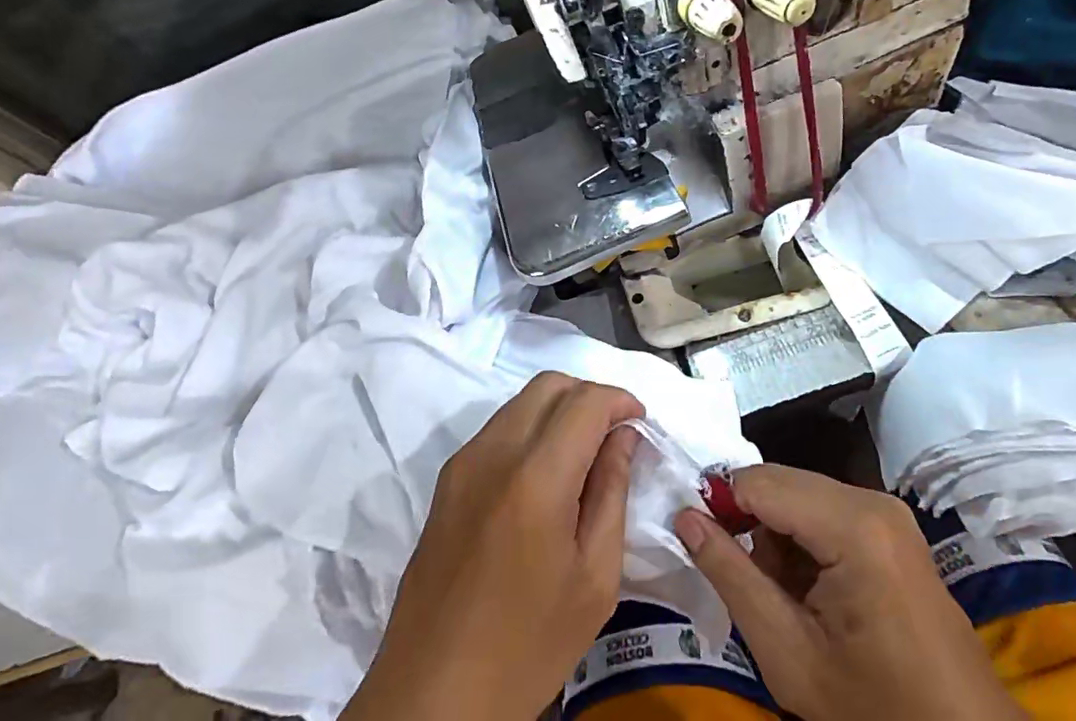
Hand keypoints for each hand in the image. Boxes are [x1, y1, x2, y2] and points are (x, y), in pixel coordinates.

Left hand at [342, 373, 644, 720]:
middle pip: (548, 386)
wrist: (435, 690)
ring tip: (585, 456)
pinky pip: (498, 429)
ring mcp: (463, 462)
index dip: (620, 401)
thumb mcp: (594, 578)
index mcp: (535, 476)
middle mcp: (493, 451)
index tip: (641, 423)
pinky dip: (531, 430)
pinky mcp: (447, 480)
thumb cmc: (528, 644)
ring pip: (520, 402)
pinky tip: (547, 475)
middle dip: (590, 397)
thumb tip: (623, 438)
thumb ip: (611, 493)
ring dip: (559, 411)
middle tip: (617, 435)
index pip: (584, 401)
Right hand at [674, 465, 1023, 720]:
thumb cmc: (874, 706)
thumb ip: (730, 574)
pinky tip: (806, 589)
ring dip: (772, 533)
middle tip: (740, 576)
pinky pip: (823, 510)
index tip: (698, 543)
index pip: (757, 482)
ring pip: (796, 494)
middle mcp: (872, 501)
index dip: (718, 504)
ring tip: (779, 594)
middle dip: (747, 520)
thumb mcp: (786, 650)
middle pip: (778, 482)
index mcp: (853, 526)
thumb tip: (684, 516)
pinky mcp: (891, 527)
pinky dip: (800, 538)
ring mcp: (886, 512)